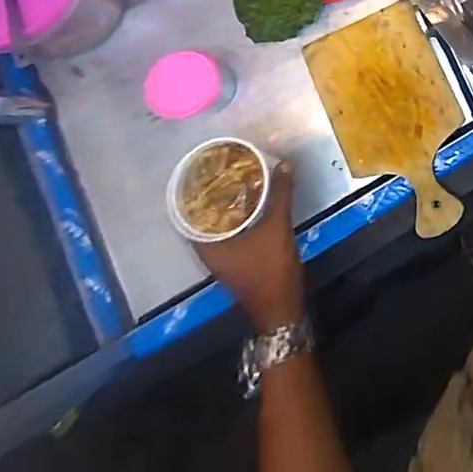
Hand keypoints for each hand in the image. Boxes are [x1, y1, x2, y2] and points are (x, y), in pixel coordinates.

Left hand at [194, 161, 305, 330]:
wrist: (282, 309)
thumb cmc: (271, 270)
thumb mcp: (277, 227)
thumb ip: (280, 194)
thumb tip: (284, 163)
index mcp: (208, 245)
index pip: (188, 212)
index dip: (192, 190)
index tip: (198, 168)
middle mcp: (209, 251)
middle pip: (200, 217)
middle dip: (208, 194)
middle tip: (218, 168)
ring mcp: (221, 258)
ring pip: (214, 225)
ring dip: (222, 205)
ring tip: (233, 179)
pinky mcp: (233, 260)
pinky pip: (226, 231)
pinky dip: (232, 217)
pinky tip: (247, 202)